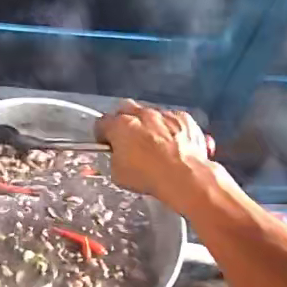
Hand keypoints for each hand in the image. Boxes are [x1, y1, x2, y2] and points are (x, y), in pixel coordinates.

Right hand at [94, 100, 218, 210]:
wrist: (184, 177)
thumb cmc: (148, 176)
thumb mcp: (118, 174)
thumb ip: (113, 158)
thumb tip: (116, 156)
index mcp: (120, 126)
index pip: (102, 122)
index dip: (102, 133)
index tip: (105, 142)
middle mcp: (142, 114)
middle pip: (126, 109)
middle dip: (123, 120)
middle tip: (126, 137)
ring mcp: (164, 115)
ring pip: (151, 112)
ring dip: (148, 124)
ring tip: (153, 142)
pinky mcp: (184, 119)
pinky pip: (172, 119)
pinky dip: (170, 128)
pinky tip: (173, 143)